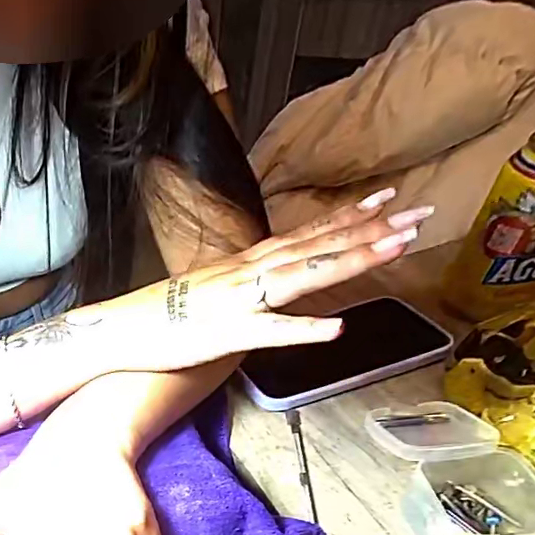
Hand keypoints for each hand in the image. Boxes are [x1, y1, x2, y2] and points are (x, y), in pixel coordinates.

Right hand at [115, 189, 429, 375]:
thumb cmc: (153, 314)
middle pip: (312, 247)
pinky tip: (337, 329)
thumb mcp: (200, 292)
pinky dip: (301, 329)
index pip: (299, 236)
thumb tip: (259, 290)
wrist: (114, 329)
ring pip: (300, 275)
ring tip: (397, 245)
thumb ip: (236, 289)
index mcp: (238, 266)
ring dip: (349, 259)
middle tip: (420, 212)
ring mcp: (236, 302)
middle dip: (369, 229)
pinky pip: (267, 332)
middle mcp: (243, 274)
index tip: (385, 199)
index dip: (344, 218)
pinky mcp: (224, 336)